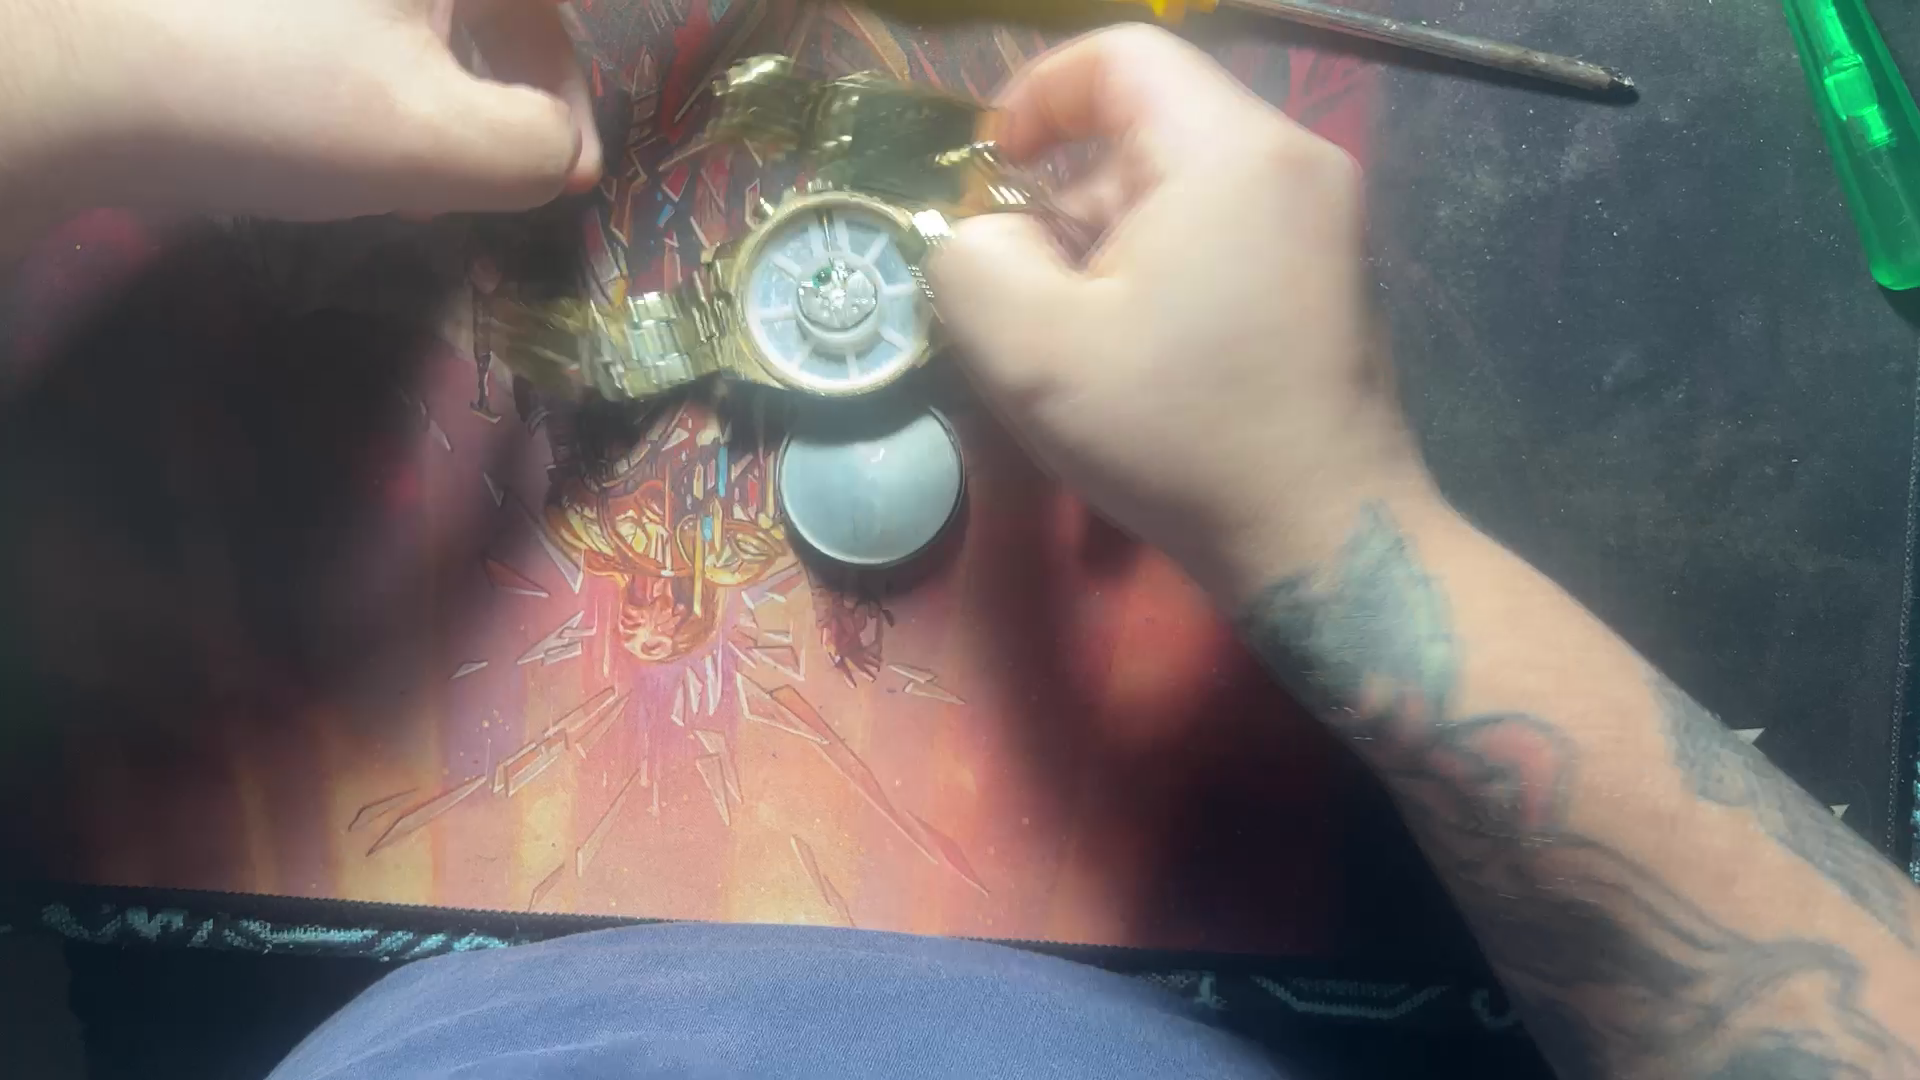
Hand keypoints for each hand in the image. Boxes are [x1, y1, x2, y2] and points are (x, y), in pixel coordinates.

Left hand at [0, 0, 600, 228]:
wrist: (28, 63)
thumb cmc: (254, 93)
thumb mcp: (443, 144)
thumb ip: (545, 147)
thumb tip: (557, 146)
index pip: (550, 9)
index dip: (573, 92)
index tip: (567, 172)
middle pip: (496, 4)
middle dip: (516, 89)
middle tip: (505, 169)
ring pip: (426, 12)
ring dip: (449, 81)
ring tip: (425, 158)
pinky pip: (366, 17)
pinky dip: (382, 59)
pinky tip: (358, 115)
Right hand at [929, 26, 1435, 600]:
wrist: (1314, 538)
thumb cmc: (1175, 439)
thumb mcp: (1033, 355)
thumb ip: (972, 266)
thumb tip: (989, 237)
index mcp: (1226, 154)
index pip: (1120, 57)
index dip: (1036, 98)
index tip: (991, 173)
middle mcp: (1289, 165)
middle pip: (1142, 138)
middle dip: (1061, 208)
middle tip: (1026, 303)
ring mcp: (1318, 226)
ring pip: (1174, 200)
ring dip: (1102, 257)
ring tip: (1076, 349)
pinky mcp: (1321, 282)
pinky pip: (1212, 244)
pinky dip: (1152, 281)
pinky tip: (1134, 360)